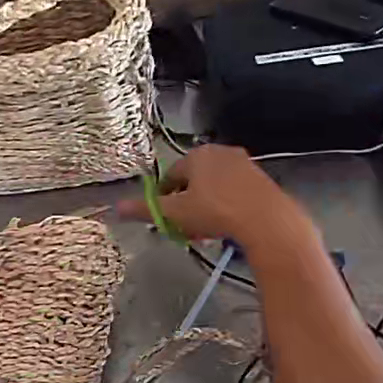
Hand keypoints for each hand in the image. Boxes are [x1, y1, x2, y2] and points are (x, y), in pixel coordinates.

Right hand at [117, 144, 314, 252]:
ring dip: (205, 206)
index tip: (165, 217)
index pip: (170, 175)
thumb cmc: (215, 211)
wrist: (266, 220)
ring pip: (214, 187)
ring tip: (205, 230)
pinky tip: (226, 226)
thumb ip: (146, 210)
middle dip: (186, 203)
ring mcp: (243, 164)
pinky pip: (233, 192)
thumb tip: (116, 208)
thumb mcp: (176, 213)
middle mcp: (220, 152)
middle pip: (193, 180)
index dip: (164, 198)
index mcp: (197, 155)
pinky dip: (225, 206)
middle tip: (185, 226)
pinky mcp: (260, 179)